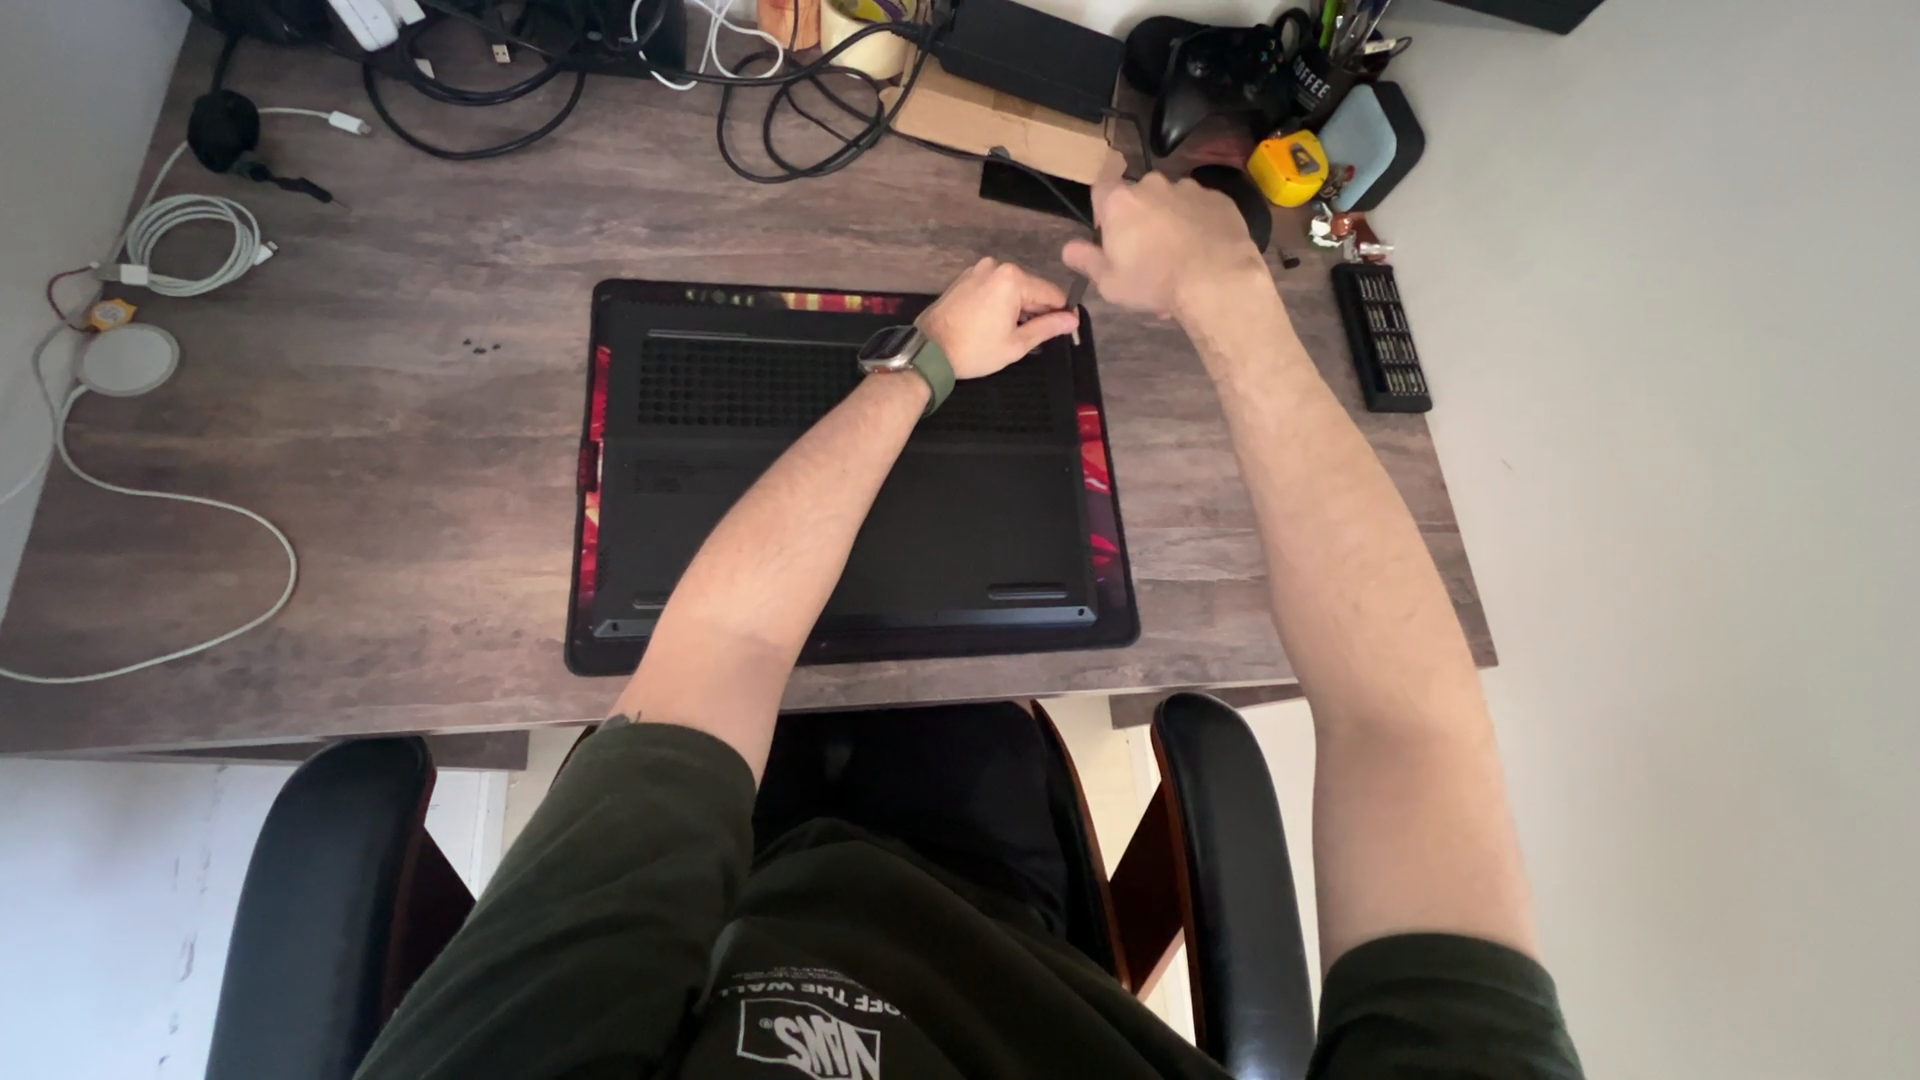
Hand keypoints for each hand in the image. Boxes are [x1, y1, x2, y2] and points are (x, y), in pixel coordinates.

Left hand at [916, 257, 1082, 379]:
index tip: (1064, 330)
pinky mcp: (965, 279)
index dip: (1061, 313)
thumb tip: (1072, 320)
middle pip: (1031, 288)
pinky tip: (994, 324)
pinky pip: (993, 288)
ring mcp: (977, 270)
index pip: (1051, 293)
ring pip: (1012, 288)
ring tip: (1010, 334)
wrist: (928, 351)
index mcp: (1012, 278)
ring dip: (1018, 308)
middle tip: (1032, 338)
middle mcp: (996, 266)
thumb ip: (1047, 328)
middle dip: (1036, 311)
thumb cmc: (974, 350)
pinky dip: (1000, 303)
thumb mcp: (1016, 344)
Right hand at [1061, 152, 1269, 320]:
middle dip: (1138, 220)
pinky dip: (1197, 227)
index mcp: (1120, 202)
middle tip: (1145, 256)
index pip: (1100, 187)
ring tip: (1178, 261)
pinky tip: (1202, 255)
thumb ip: (1086, 260)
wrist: (1215, 279)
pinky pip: (1200, 210)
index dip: (1102, 208)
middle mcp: (1153, 185)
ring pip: (1171, 204)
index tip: (1108, 231)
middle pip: (1138, 197)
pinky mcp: (1219, 199)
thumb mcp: (1109, 282)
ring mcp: (1189, 189)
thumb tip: (1068, 248)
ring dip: (1169, 224)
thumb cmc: (1152, 282)